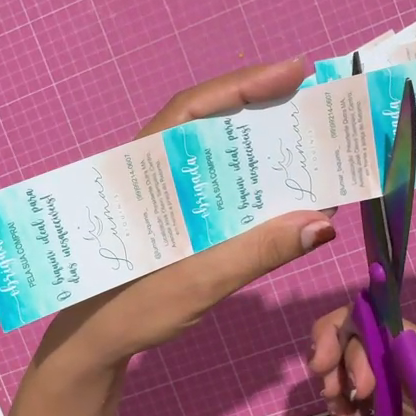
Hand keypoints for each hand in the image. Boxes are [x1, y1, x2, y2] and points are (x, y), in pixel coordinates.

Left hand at [37, 62, 337, 372]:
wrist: (93, 343)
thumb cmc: (133, 309)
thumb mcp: (198, 281)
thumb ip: (258, 250)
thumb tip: (323, 221)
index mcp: (145, 171)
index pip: (194, 109)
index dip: (244, 84)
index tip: (295, 71)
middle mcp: (153, 171)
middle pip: (209, 124)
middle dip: (262, 108)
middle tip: (317, 103)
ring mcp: (162, 193)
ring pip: (213, 154)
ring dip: (258, 145)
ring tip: (309, 139)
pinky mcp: (173, 217)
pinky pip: (214, 186)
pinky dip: (248, 182)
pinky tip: (279, 188)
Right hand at [308, 307, 415, 415]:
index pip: (394, 328)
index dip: (360, 341)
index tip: (350, 384)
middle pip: (369, 333)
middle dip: (339, 354)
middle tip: (331, 394)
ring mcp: (411, 382)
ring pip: (359, 354)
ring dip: (337, 375)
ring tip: (338, 413)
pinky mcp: (401, 401)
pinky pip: (362, 383)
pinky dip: (344, 397)